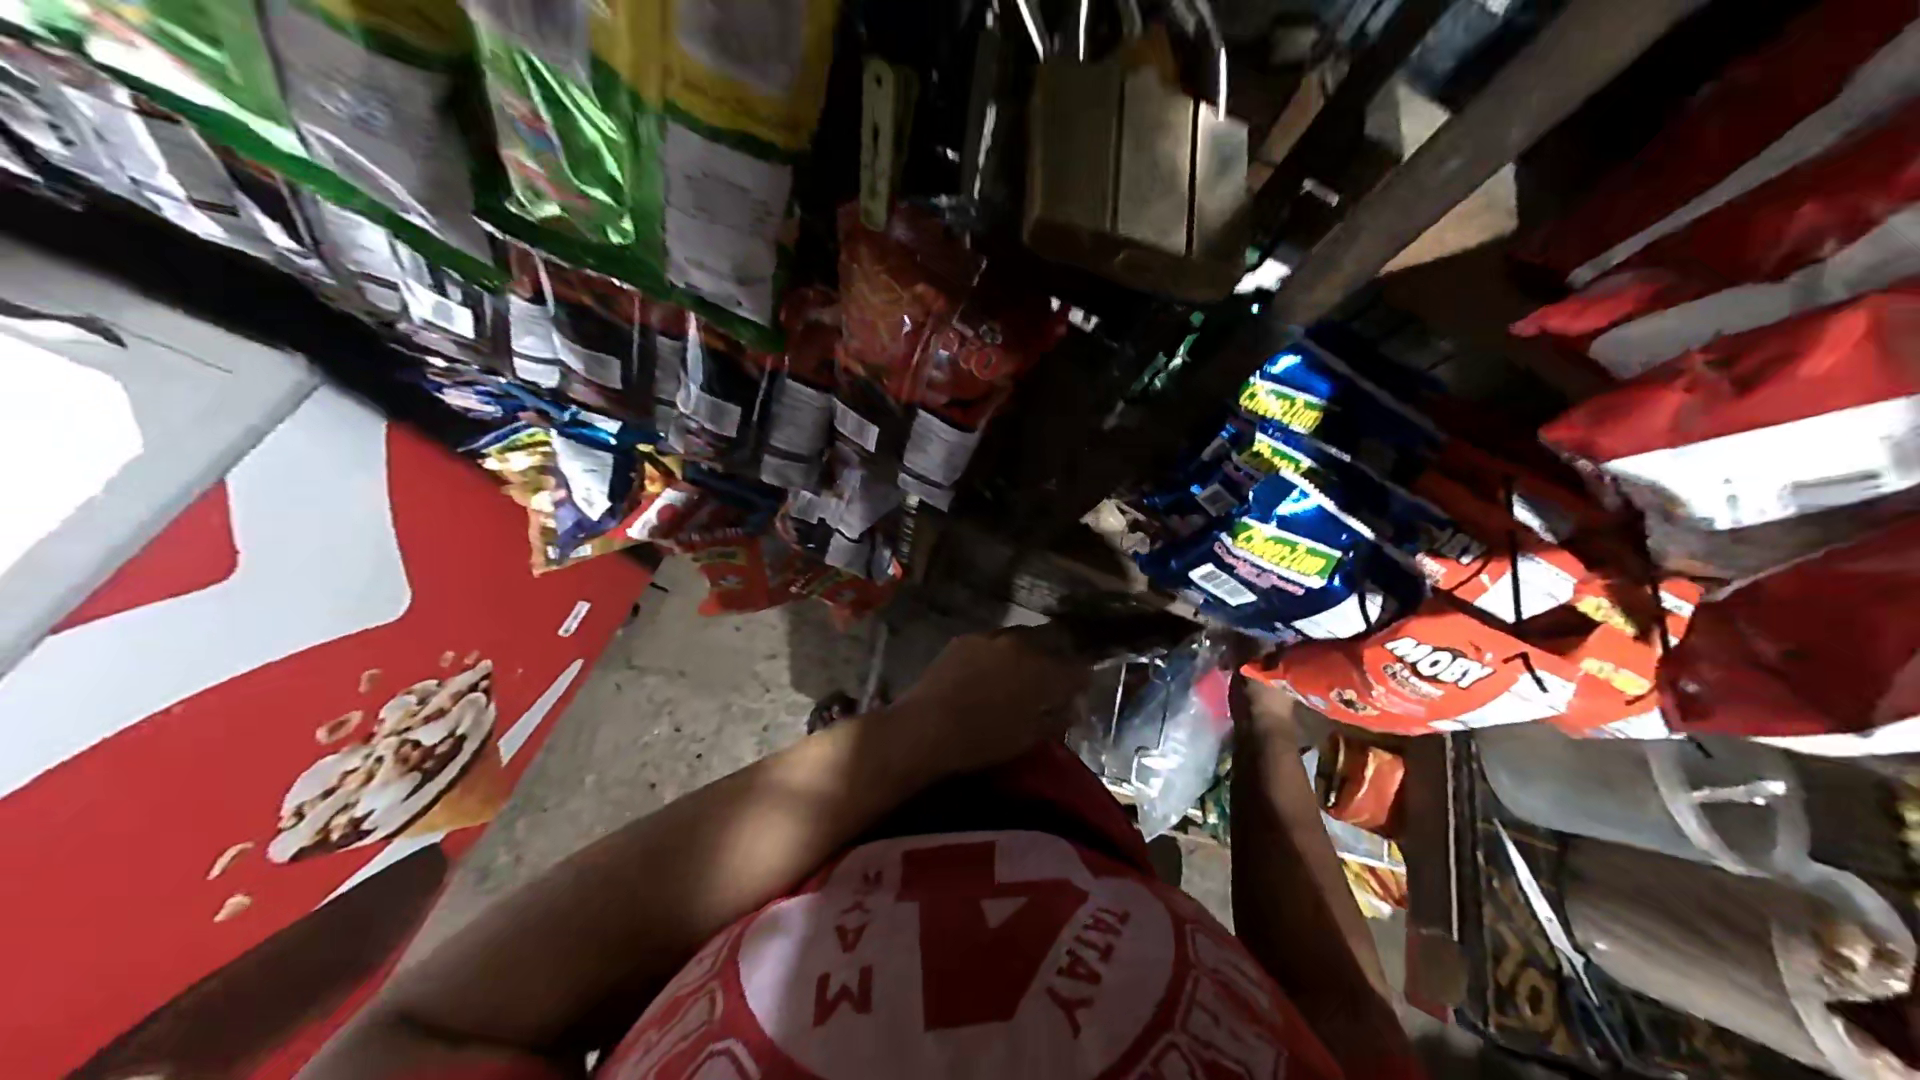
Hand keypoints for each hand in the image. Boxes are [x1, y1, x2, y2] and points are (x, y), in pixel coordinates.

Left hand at [878, 627, 1090, 777]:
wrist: (927, 726)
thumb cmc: (982, 740)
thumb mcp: (1029, 737)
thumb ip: (1057, 718)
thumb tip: (1074, 707)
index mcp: (1044, 670)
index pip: (1078, 668)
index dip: (1082, 679)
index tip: (1080, 689)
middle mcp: (1022, 644)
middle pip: (1052, 642)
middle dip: (1058, 657)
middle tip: (1054, 677)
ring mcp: (991, 637)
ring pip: (1022, 638)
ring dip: (1029, 652)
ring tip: (1022, 672)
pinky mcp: (965, 639)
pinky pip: (993, 642)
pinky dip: (1000, 653)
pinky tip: (991, 670)